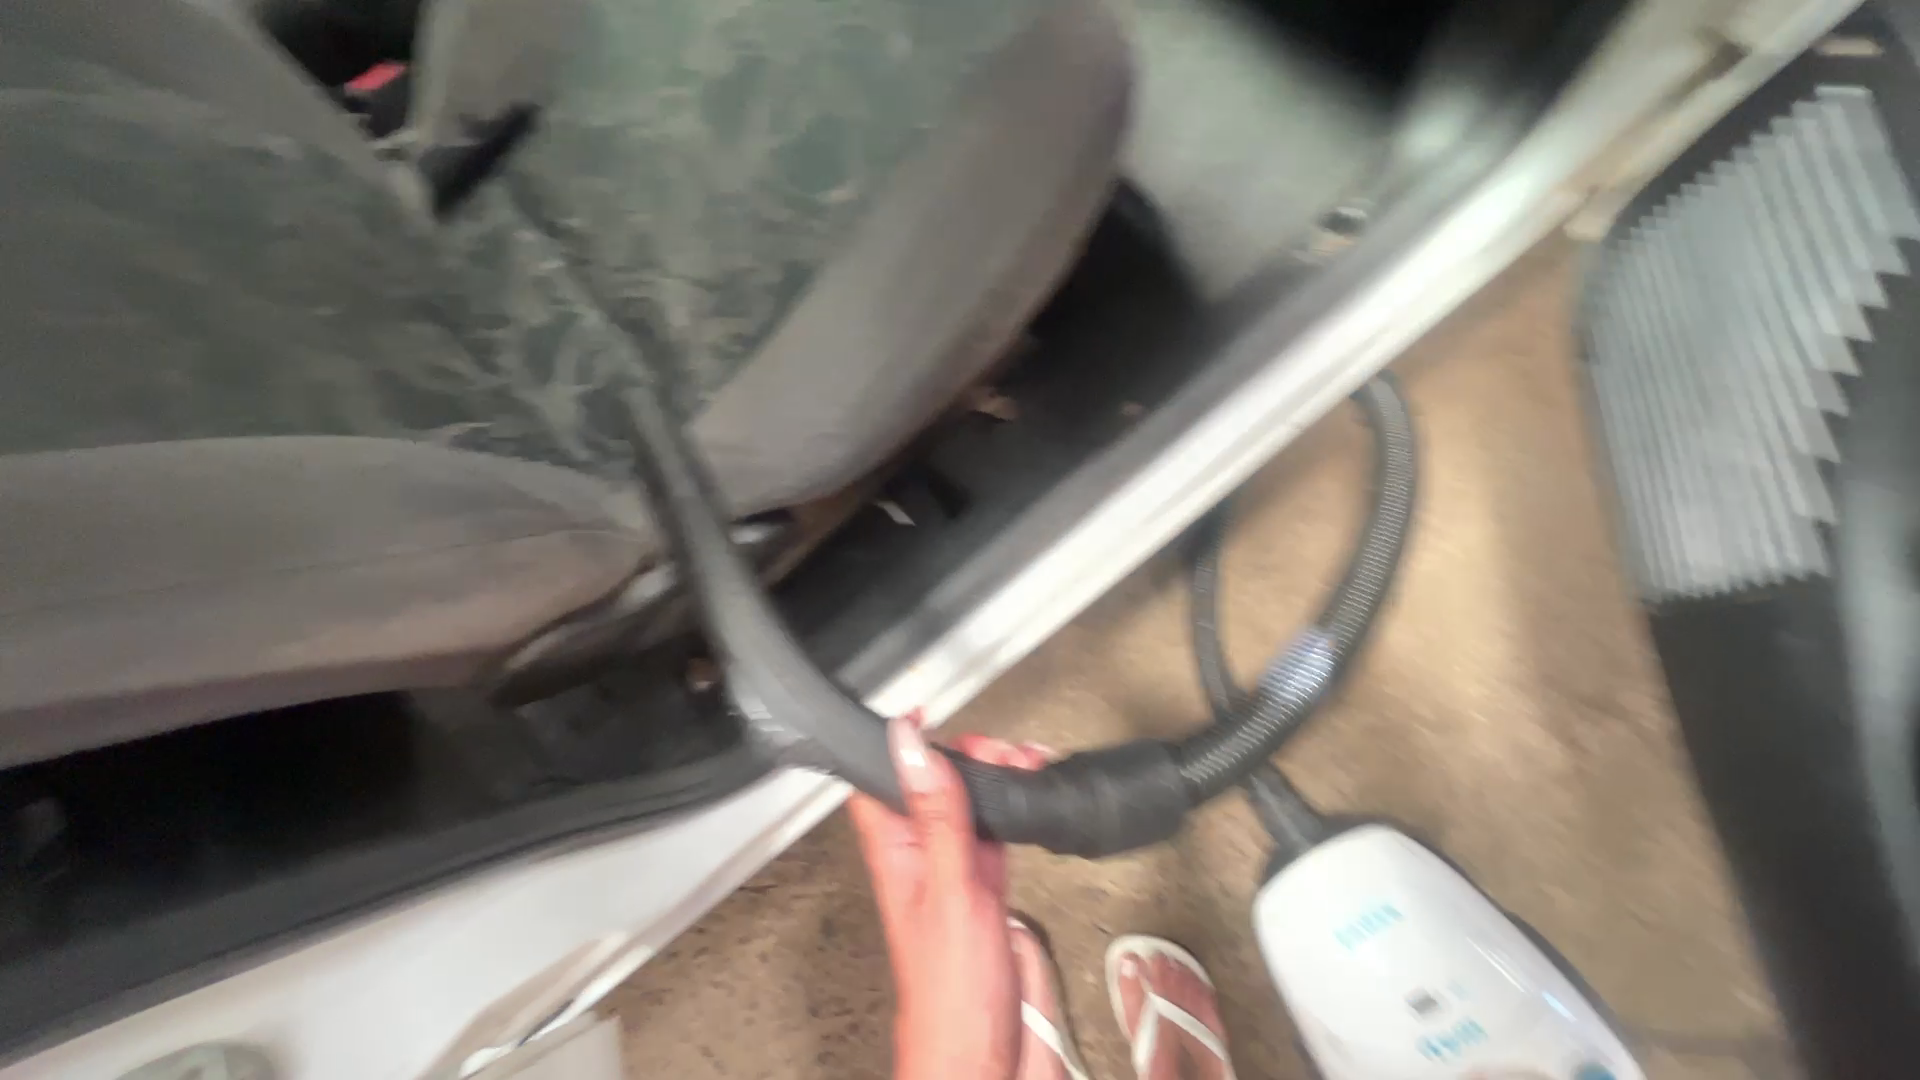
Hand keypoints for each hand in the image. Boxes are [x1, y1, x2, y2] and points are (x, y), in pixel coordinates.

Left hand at [848, 716, 1049, 1079]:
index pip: (880, 779)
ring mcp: (955, 869)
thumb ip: (937, 813)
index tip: (922, 711)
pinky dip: (1014, 809)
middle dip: (965, 754)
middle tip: (1000, 749)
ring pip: (968, 802)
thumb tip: (910, 745)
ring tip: (1026, 762)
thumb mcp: (949, 887)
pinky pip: (996, 831)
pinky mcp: (986, 886)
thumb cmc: (950, 990)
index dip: (895, 742)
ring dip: (995, 776)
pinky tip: (1031, 795)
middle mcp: (921, 854)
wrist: (984, 1057)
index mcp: (895, 850)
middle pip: (931, 783)